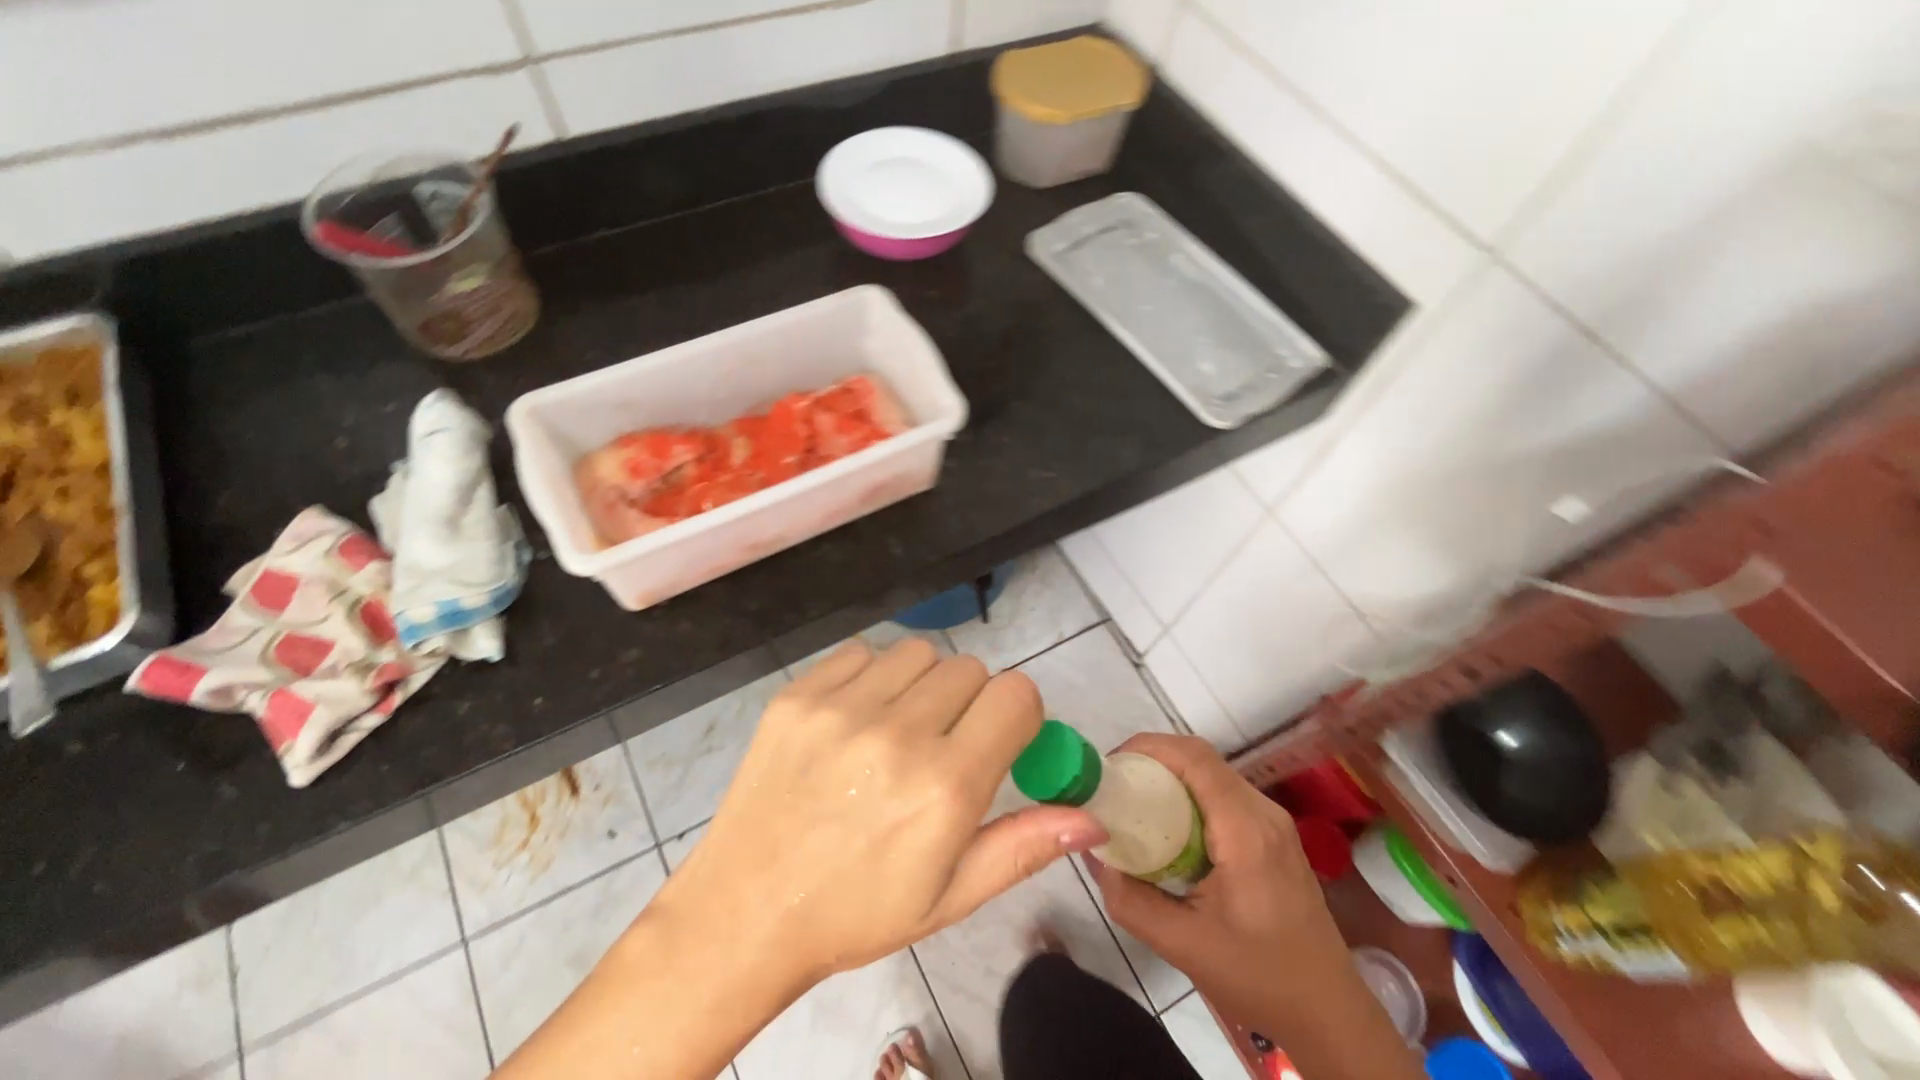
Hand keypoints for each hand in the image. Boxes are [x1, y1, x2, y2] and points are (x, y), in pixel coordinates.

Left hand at [656, 639, 1107, 986]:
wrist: (745, 912)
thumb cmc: (856, 914)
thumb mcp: (949, 898)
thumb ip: (1022, 847)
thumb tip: (1092, 817)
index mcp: (945, 788)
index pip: (1016, 696)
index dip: (1018, 717)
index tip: (999, 744)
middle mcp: (897, 735)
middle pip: (970, 670)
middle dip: (971, 705)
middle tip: (943, 750)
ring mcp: (841, 709)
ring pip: (919, 654)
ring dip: (923, 685)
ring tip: (898, 732)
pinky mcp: (797, 696)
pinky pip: (862, 653)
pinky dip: (872, 677)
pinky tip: (856, 722)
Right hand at [1086, 733, 1354, 1030]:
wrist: (1326, 1009)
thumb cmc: (1258, 976)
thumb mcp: (1181, 945)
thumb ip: (1129, 899)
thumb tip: (1096, 856)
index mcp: (1246, 831)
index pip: (1194, 758)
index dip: (1147, 749)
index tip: (1106, 769)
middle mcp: (1264, 813)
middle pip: (1201, 760)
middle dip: (1150, 763)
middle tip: (1110, 791)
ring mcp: (1273, 823)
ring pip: (1212, 777)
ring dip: (1169, 780)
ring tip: (1130, 808)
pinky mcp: (1273, 836)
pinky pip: (1223, 797)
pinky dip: (1188, 799)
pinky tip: (1165, 831)